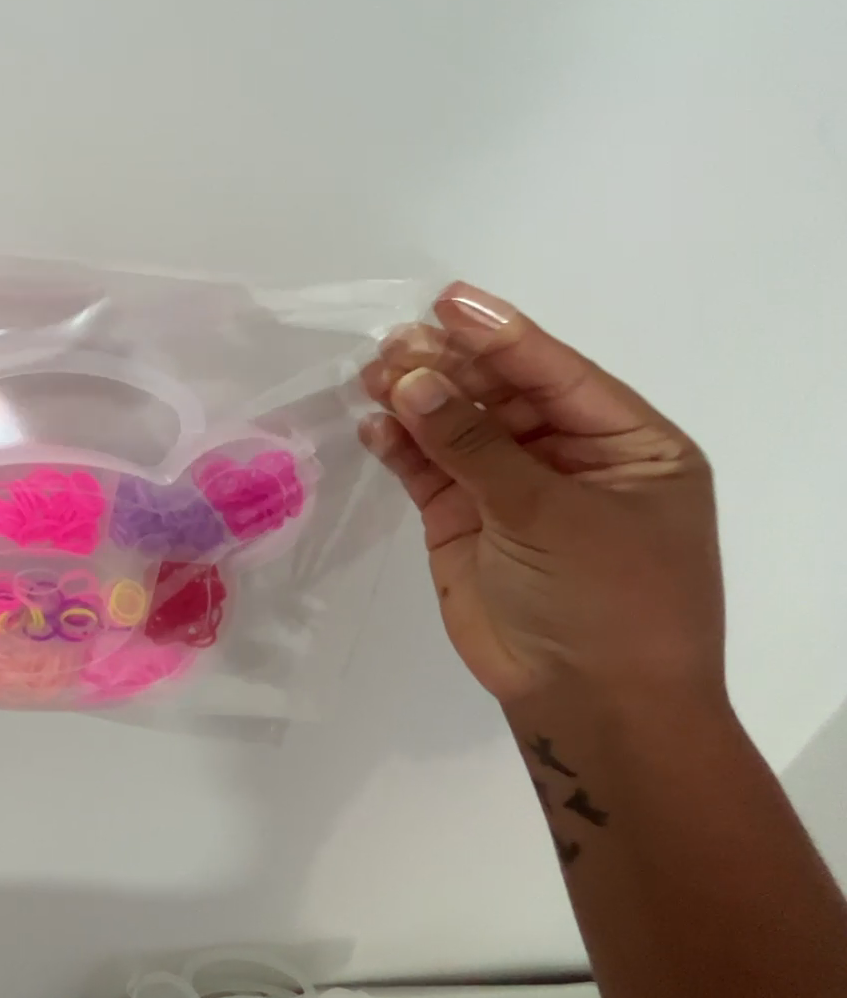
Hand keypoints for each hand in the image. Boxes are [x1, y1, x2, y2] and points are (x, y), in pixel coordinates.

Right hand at [358, 282, 722, 705]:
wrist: (584, 696)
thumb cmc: (605, 598)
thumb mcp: (550, 512)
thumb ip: (475, 446)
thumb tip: (412, 382)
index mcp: (625, 444)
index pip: (558, 374)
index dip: (503, 337)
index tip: (448, 301)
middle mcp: (564, 457)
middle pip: (497, 394)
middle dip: (448, 367)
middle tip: (392, 346)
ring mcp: (507, 488)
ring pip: (453, 428)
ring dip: (415, 401)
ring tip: (371, 377)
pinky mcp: (459, 518)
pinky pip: (425, 469)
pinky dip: (399, 447)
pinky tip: (373, 425)